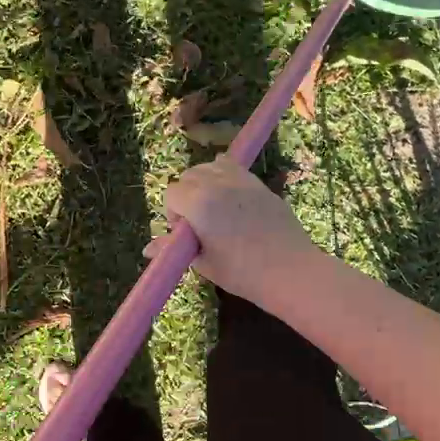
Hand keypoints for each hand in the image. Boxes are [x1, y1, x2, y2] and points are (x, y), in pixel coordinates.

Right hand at [146, 157, 322, 300]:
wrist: (292, 273)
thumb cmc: (243, 273)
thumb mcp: (204, 263)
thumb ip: (174, 249)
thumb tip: (147, 249)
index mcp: (199, 203)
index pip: (171, 193)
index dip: (173, 213)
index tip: (186, 235)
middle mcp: (217, 184)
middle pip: (189, 176)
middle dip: (186, 195)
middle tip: (197, 224)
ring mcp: (241, 181)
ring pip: (210, 167)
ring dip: (204, 183)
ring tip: (213, 208)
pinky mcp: (260, 185)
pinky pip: (233, 168)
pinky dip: (224, 175)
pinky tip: (229, 195)